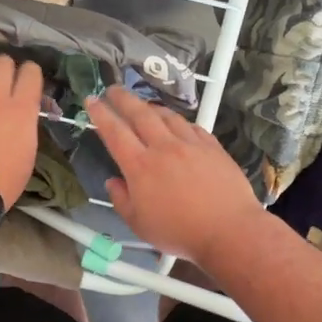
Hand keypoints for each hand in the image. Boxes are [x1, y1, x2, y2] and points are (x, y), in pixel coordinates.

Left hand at [0, 50, 42, 208]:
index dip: (31, 71)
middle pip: (2, 64)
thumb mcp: (28, 153)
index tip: (29, 76)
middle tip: (5, 72)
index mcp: (20, 110)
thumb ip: (27, 125)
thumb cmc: (3, 183)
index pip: (30, 74)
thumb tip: (27, 111)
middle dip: (7, 63)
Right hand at [87, 87, 267, 266]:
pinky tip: (177, 125)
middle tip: (112, 89)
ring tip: (144, 106)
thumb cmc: (180, 232)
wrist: (229, 230)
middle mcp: (163, 147)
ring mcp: (190, 144)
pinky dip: (179, 122)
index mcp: (140, 166)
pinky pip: (191, 126)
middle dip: (123, 98)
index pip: (114, 132)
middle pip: (140, 113)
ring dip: (151, 107)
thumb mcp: (139, 225)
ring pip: (167, 116)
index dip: (101, 114)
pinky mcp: (212, 146)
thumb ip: (121, 200)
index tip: (92, 100)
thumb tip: (112, 181)